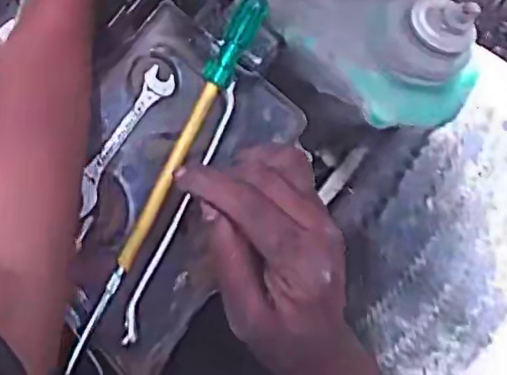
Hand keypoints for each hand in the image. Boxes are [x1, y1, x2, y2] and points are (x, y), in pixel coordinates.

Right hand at [177, 147, 376, 374]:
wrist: (323, 347)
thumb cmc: (281, 338)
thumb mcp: (244, 315)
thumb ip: (227, 259)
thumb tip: (208, 205)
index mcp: (301, 263)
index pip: (252, 206)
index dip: (212, 184)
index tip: (181, 177)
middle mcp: (319, 230)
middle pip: (264, 178)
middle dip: (221, 175)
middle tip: (194, 185)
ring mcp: (324, 213)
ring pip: (279, 162)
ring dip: (243, 164)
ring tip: (221, 184)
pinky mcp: (321, 205)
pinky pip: (292, 163)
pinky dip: (264, 159)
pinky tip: (246, 176)